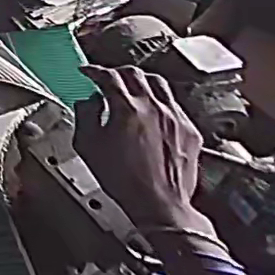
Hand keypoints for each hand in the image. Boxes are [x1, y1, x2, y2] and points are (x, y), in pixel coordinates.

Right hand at [77, 65, 209, 232]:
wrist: (159, 204)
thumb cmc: (124, 179)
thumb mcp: (88, 145)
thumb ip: (85, 115)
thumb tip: (88, 102)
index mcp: (126, 109)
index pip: (108, 76)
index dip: (94, 70)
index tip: (87, 72)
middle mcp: (154, 108)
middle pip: (135, 73)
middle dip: (116, 72)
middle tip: (106, 78)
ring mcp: (175, 118)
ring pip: (158, 83)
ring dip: (140, 81)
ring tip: (130, 89)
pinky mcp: (189, 130)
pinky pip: (173, 103)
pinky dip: (158, 100)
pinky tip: (150, 110)